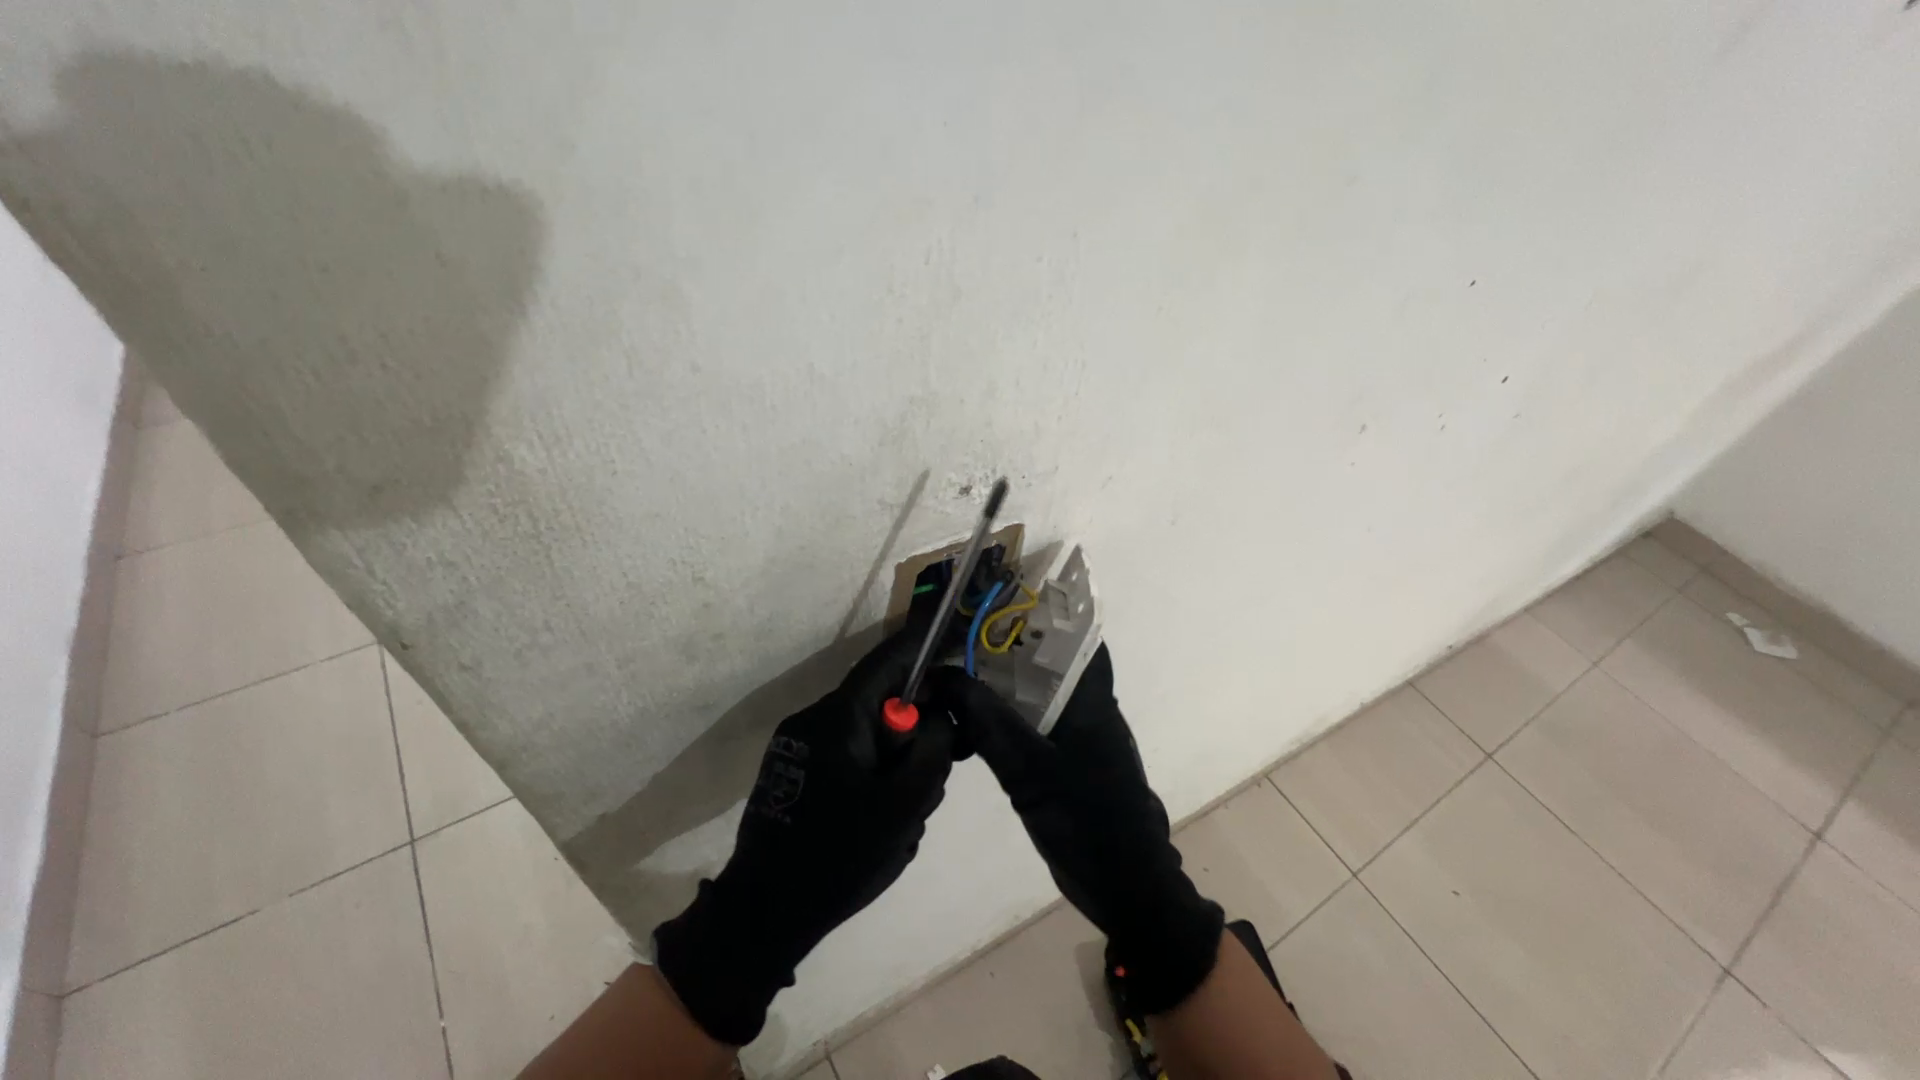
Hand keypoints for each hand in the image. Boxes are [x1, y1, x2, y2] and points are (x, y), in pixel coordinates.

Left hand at [653, 629, 956, 1044]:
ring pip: (867, 737)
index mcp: (838, 719)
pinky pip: (848, 759)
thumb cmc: (838, 856)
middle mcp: (814, 721)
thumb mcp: (903, 806)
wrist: (764, 912)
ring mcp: (800, 748)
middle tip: (931, 781)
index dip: (922, 653)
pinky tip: (879, 822)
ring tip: (902, 817)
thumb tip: (940, 717)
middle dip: (914, 736)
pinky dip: (873, 778)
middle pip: (881, 706)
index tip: (952, 651)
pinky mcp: (795, 774)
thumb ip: (932, 752)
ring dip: (894, 765)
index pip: (886, 663)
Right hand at [930, 645, 1223, 1013]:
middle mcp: (1087, 710)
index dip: (1043, 609)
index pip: (1075, 635)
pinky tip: (970, 724)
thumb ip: (986, 722)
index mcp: (1091, 700)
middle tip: (959, 633)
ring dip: (1002, 683)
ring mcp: (1078, 739)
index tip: (999, 593)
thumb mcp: (1029, 769)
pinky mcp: (1066, 765)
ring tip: (955, 670)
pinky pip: (1032, 726)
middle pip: (1049, 662)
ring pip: (1037, 695)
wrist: (1127, 885)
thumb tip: (941, 677)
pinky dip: (1004, 717)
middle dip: (1007, 645)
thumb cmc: (1087, 819)